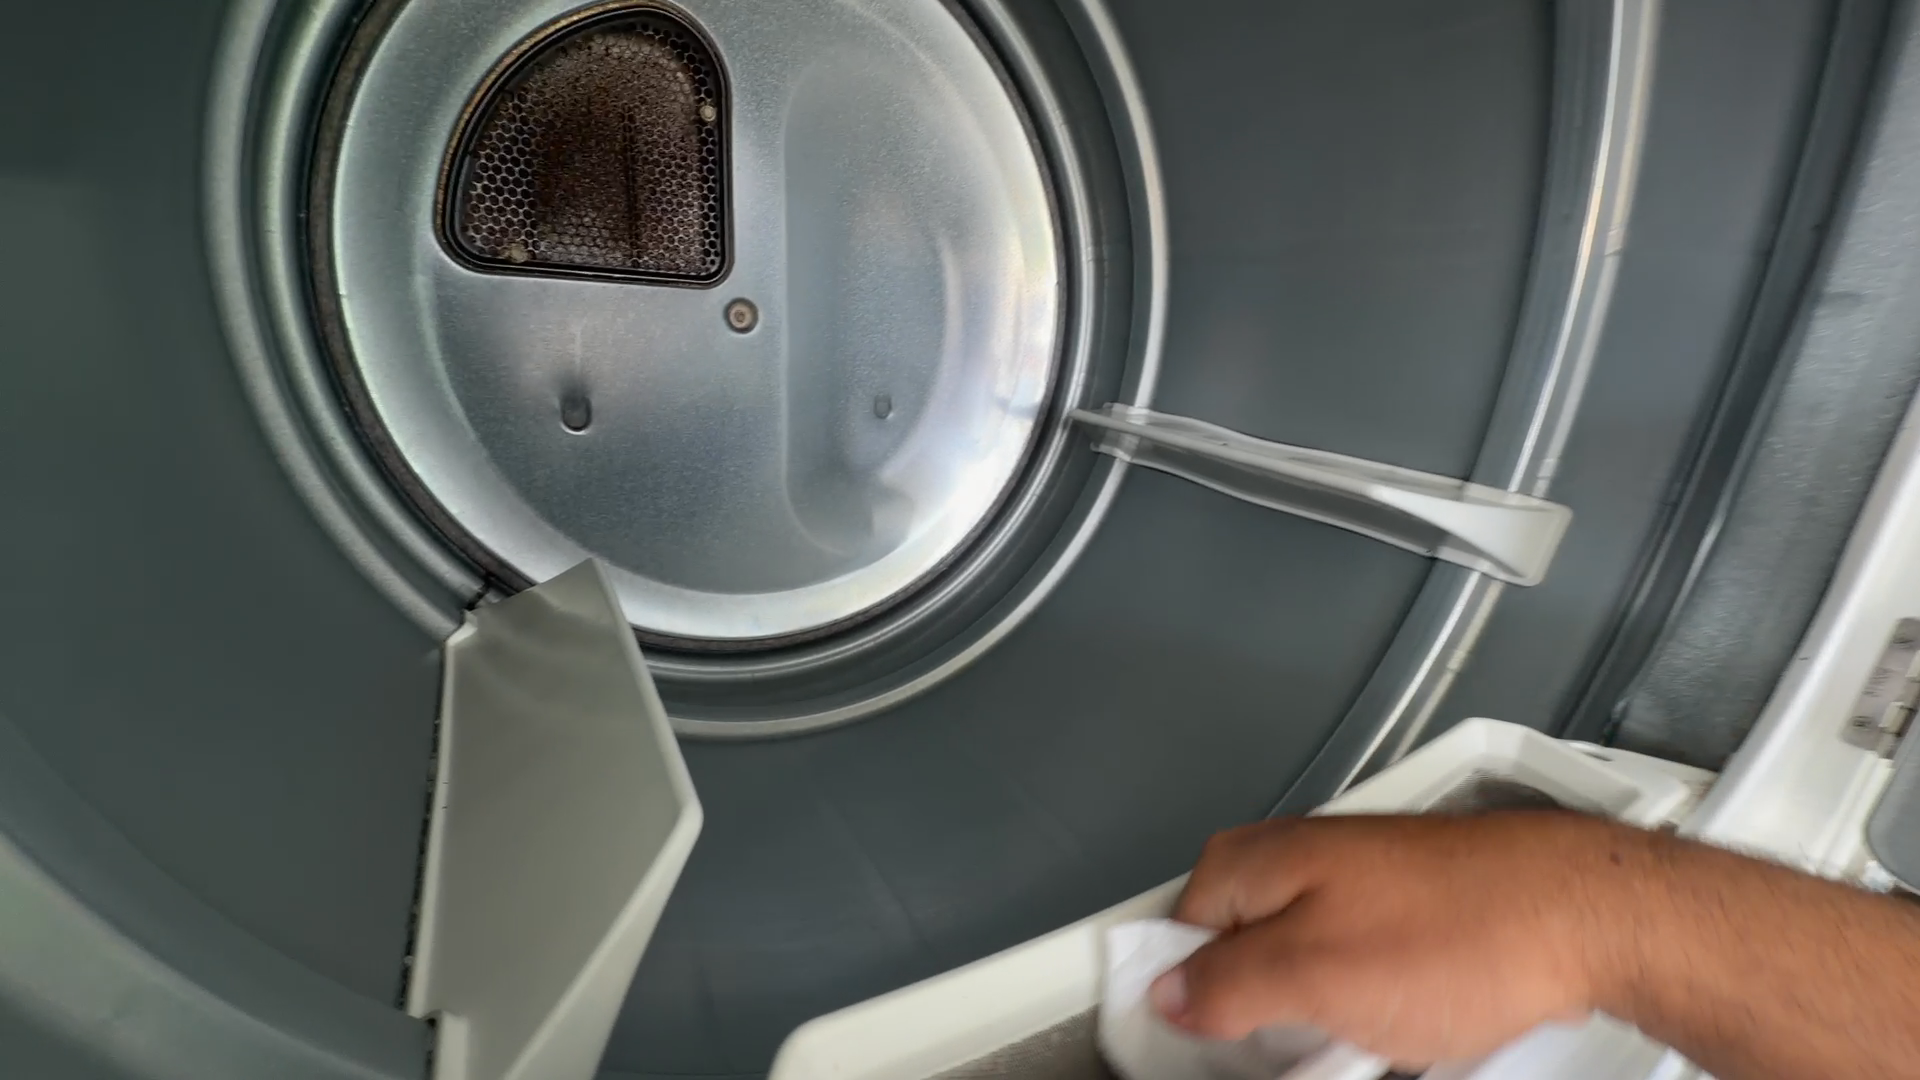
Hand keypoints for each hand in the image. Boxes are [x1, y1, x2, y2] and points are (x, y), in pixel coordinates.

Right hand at [1150, 811, 1656, 1067]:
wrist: (1568, 911)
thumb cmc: (1445, 936)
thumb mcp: (1314, 975)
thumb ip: (1225, 984)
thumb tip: (1165, 995)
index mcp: (1240, 865)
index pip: (1174, 946)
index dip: (1194, 1008)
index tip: (1225, 1056)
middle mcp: (1271, 861)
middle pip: (1229, 960)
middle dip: (1263, 1018)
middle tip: (1316, 1047)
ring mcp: (1324, 879)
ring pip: (1287, 970)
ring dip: (1315, 1018)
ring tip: (1368, 1037)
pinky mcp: (1370, 902)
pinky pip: (1333, 965)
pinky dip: (1352, 1004)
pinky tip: (1394, 1022)